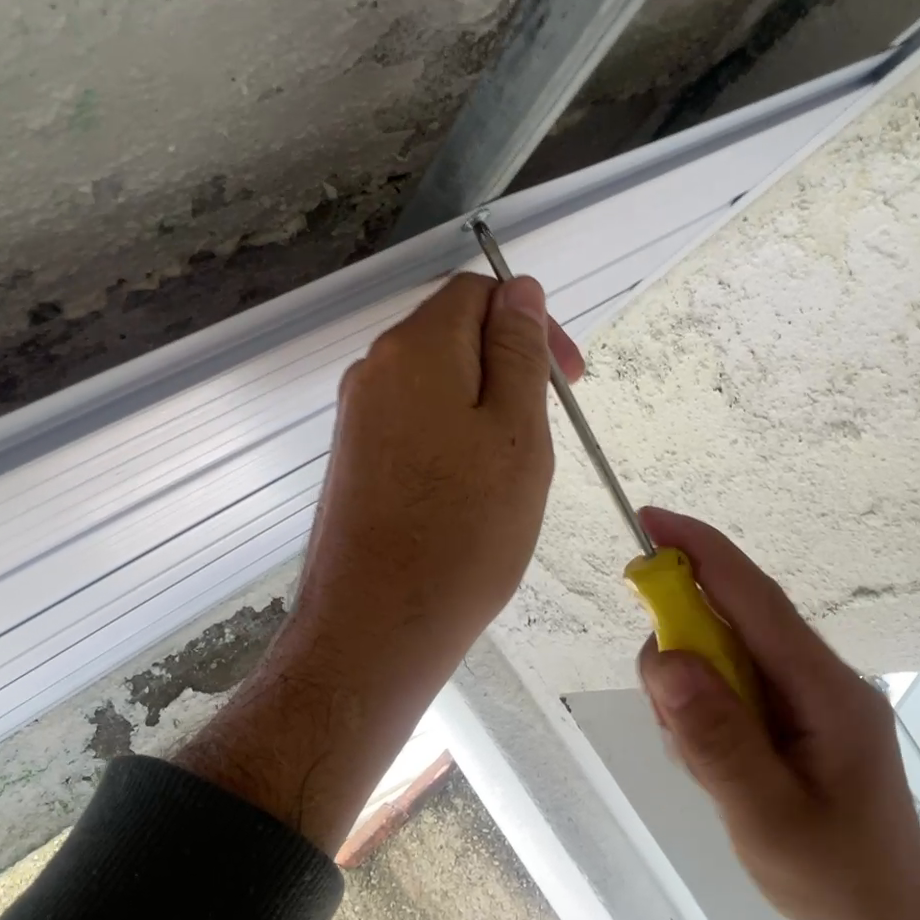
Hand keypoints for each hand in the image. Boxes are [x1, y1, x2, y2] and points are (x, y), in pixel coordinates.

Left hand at [178, 273, 581, 852]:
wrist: (375, 629)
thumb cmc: (462, 535)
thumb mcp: (516, 436)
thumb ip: (518, 353)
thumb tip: (521, 290)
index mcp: (414, 349)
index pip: (476, 293)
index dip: (530, 321)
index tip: (567, 379)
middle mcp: (372, 371)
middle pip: (452, 337)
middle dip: (507, 371)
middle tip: (538, 440)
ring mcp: (356, 419)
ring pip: (435, 387)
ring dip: (482, 413)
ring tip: (505, 478)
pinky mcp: (352, 461)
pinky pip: (413, 427)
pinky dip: (450, 442)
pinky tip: (467, 496)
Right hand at [634, 508, 919, 919]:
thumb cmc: (835, 879)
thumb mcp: (766, 819)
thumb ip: (716, 739)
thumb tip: (665, 657)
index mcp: (827, 691)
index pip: (757, 601)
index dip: (702, 554)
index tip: (649, 521)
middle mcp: (820, 679)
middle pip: (734, 626)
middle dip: (682, 652)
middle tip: (667, 720)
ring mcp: (809, 699)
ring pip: (725, 660)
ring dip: (692, 698)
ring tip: (704, 769)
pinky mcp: (796, 719)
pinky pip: (734, 691)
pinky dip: (705, 715)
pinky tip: (718, 769)